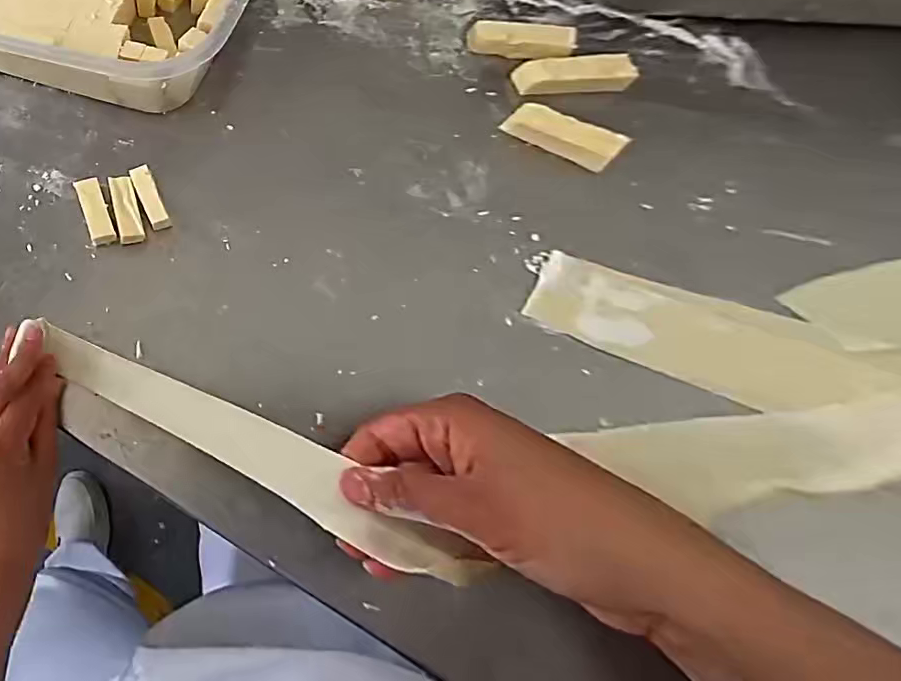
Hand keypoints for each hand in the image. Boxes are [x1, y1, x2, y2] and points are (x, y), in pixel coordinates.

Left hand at [0, 325, 63, 559]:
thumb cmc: (29, 512)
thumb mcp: (45, 465)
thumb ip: (42, 419)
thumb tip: (49, 380)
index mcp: (0, 450)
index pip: (21, 401)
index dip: (38, 375)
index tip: (51, 351)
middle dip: (17, 357)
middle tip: (33, 328)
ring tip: (12, 331)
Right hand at [335, 394, 740, 637]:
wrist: (665, 579)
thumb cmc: (565, 525)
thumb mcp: (471, 509)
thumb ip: (403, 494)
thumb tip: (353, 483)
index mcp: (455, 421)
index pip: (383, 432)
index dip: (356, 464)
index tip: (335, 497)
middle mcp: (468, 441)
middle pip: (400, 464)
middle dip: (374, 501)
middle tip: (352, 535)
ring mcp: (489, 476)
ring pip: (423, 496)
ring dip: (398, 526)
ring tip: (375, 558)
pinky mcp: (506, 510)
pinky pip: (451, 518)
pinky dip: (429, 538)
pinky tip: (411, 563)